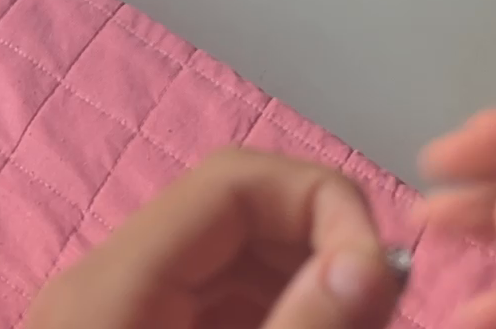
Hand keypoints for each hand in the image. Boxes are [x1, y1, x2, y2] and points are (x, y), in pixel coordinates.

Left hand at [25, 146, 404, 328]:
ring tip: (359, 320)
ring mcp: (131, 308)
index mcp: (115, 281)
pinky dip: (284, 311)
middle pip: (238, 214)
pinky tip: (315, 326)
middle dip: (323, 247)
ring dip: (312, 282)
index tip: (376, 274)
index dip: (315, 201)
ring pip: (242, 258)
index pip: (228, 181)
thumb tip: (371, 265)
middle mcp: (117, 279)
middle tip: (380, 310)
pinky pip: (230, 300)